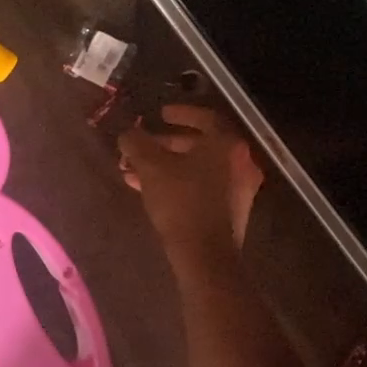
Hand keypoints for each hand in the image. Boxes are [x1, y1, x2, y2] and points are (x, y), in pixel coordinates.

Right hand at [119, 104, 265, 264]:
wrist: (205, 254)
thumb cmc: (180, 201)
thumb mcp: (149, 166)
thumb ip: (136, 143)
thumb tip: (127, 134)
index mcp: (225, 144)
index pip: (205, 117)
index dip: (181, 112)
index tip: (160, 114)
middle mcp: (239, 162)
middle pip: (201, 144)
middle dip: (167, 144)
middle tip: (143, 146)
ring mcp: (239, 188)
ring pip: (200, 167)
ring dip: (169, 165)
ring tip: (137, 172)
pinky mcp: (232, 210)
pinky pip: (204, 185)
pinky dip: (181, 181)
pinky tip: (152, 191)